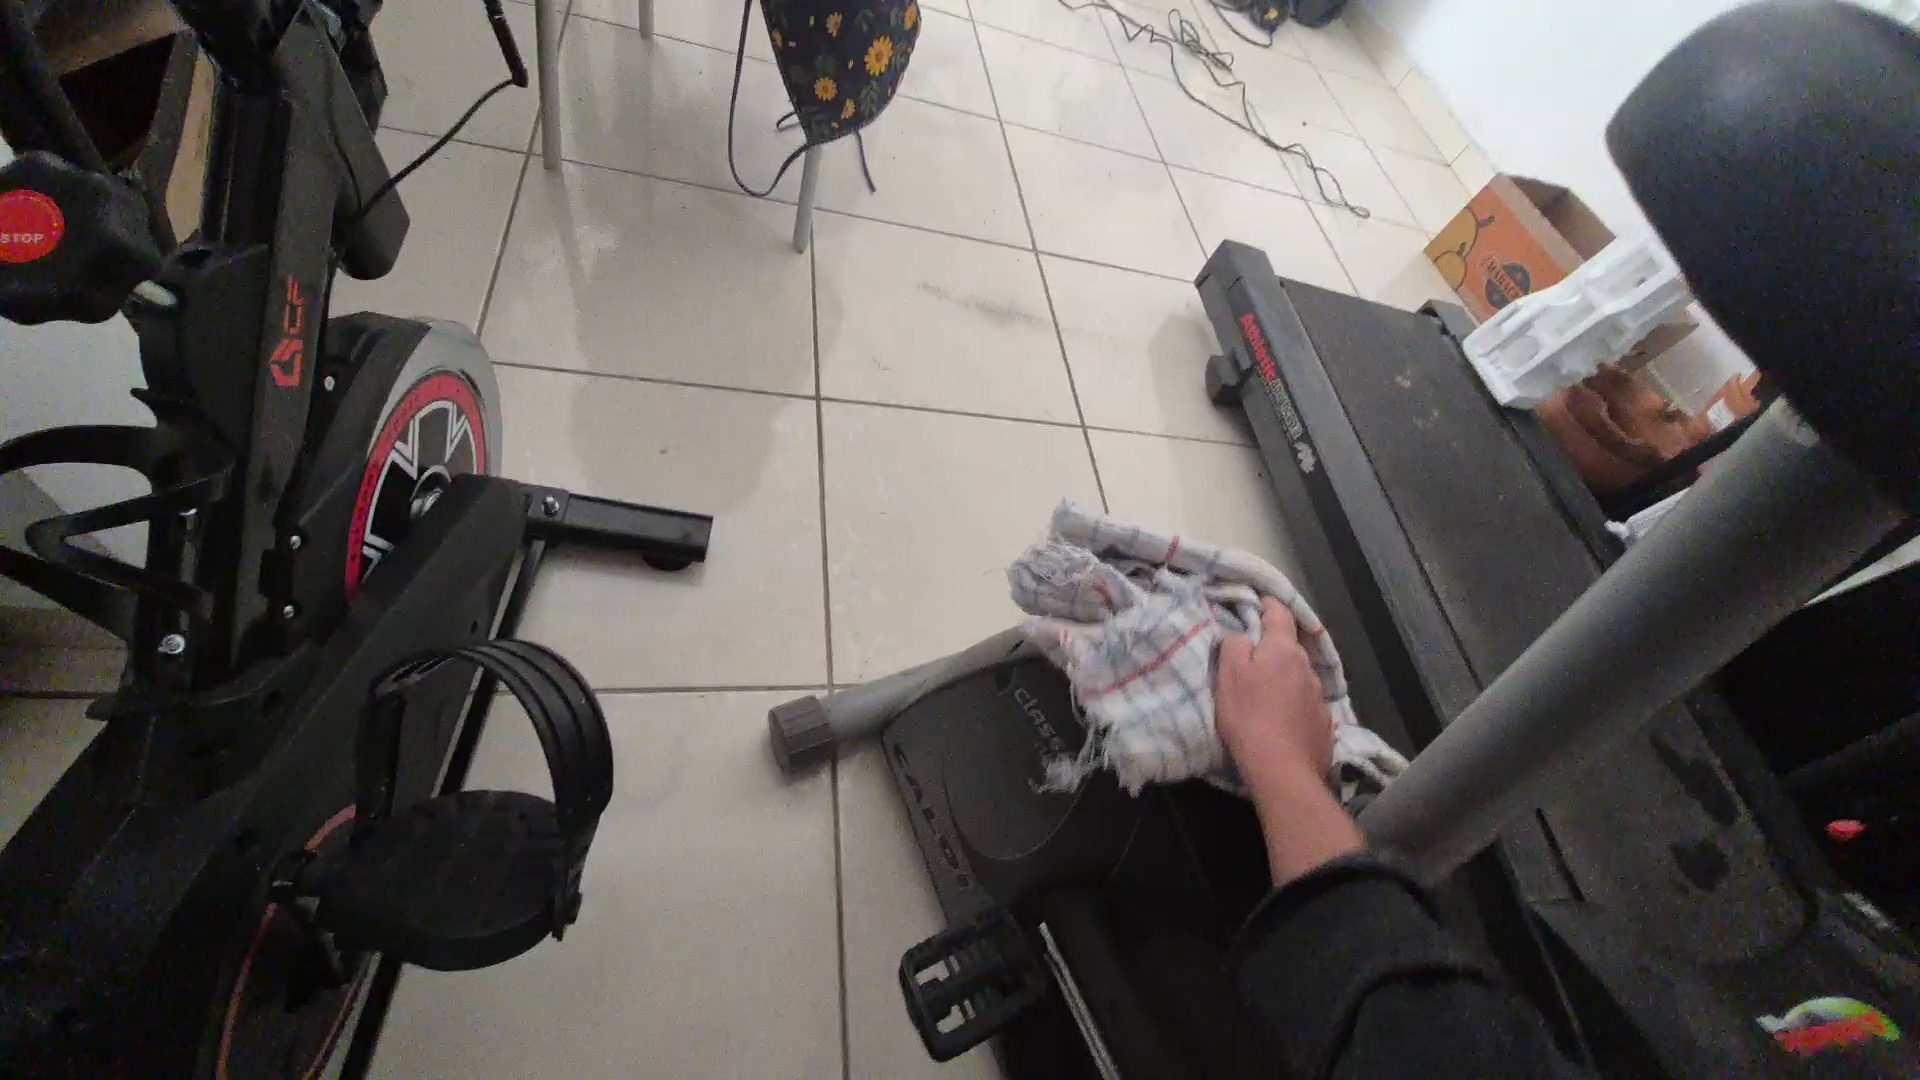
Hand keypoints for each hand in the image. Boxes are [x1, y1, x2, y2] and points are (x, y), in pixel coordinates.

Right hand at [1217, 597, 1334, 794]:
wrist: (1283, 769)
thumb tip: (1241, 634)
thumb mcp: (1229, 675)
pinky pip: (1305, 701)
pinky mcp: (1323, 722)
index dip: (1267, 604)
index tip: (1256, 601)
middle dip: (1273, 644)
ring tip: (1265, 688)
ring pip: (1298, 673)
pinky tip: (1281, 715)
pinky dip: (1293, 700)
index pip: (1279, 613)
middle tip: (1251, 652)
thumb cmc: (1249, 716)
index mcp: (1282, 650)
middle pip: (1290, 645)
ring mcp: (1318, 695)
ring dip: (1284, 674)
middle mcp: (1306, 667)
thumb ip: (1234, 646)